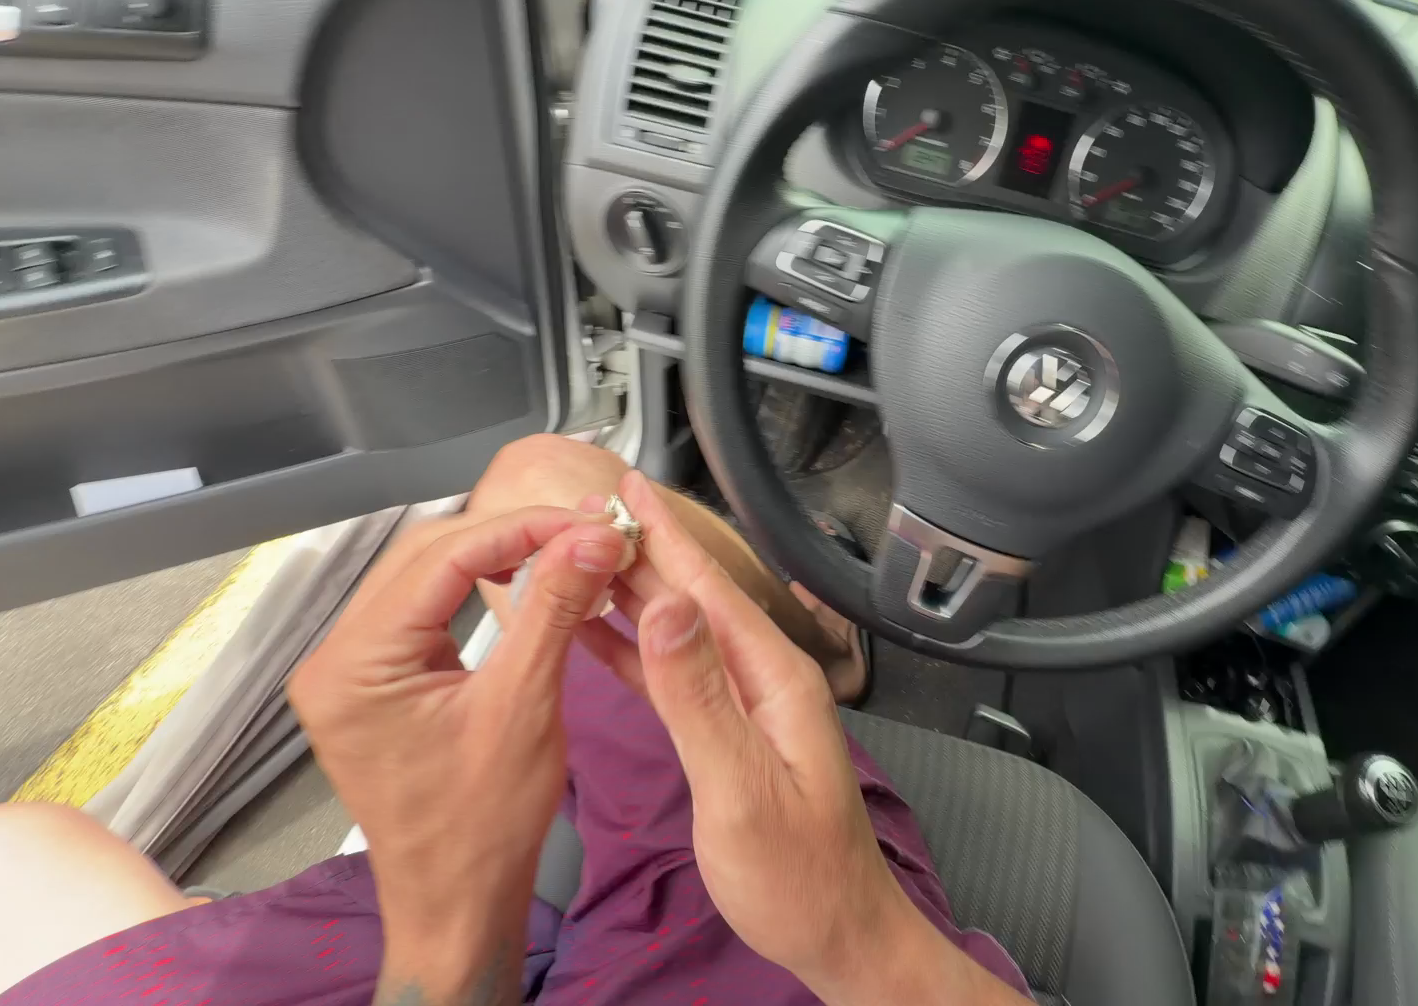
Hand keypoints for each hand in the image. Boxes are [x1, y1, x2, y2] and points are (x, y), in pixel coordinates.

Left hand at [289, 507, 625, 1001]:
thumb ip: (554, 609)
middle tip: (587, 532)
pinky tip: (526, 578)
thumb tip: (596, 535)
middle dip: (514, 534)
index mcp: (355, 663)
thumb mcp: (526, 705)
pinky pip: (431, 605)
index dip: (525, 528)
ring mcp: (354, 666)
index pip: (444, 556)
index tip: (594, 522)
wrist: (458, 900)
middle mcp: (337, 654)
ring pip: (429, 573)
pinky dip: (484, 582)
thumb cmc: (487, 816)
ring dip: (501, 553)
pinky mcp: (381, 677)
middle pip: (429, 555)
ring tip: (566, 547)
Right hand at [591, 474, 1027, 1005]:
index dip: (667, 537)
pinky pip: (672, 675)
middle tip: (591, 513)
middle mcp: (762, 675)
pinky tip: (602, 634)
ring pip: (678, 632)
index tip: (631, 490)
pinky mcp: (726, 728)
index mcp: (775, 675)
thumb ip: (701, 697)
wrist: (832, 926)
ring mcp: (745, 700)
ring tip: (585, 559)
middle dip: (644, 552)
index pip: (712, 589)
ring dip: (634, 593)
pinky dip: (633, 650)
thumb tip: (668, 610)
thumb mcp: (742, 785)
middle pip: (693, 600)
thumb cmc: (797, 873)